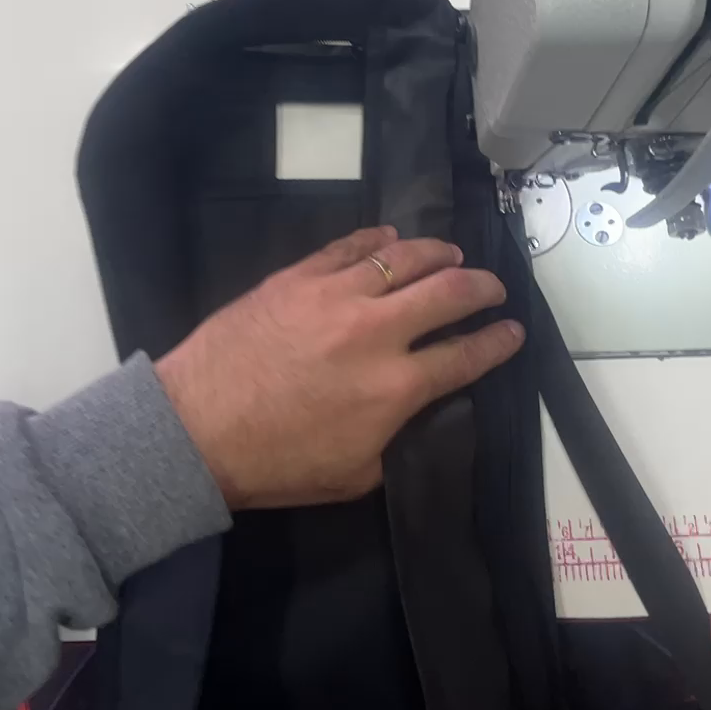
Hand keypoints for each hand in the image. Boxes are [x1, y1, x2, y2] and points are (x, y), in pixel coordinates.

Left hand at [154, 226, 524, 509]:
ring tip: (451, 253)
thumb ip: (395, 433)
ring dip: (437, 252)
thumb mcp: (354, 473)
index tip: (514, 332)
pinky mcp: (298, 278)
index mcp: (395, 388)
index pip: (465, 356)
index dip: (498, 342)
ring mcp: (335, 296)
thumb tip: (412, 405)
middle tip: (493, 287)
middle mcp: (376, 332)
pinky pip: (347, 247)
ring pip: (403, 257)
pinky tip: (390, 236)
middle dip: (481, 287)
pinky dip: (376, 239)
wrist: (196, 429)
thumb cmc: (275, 463)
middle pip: (448, 293)